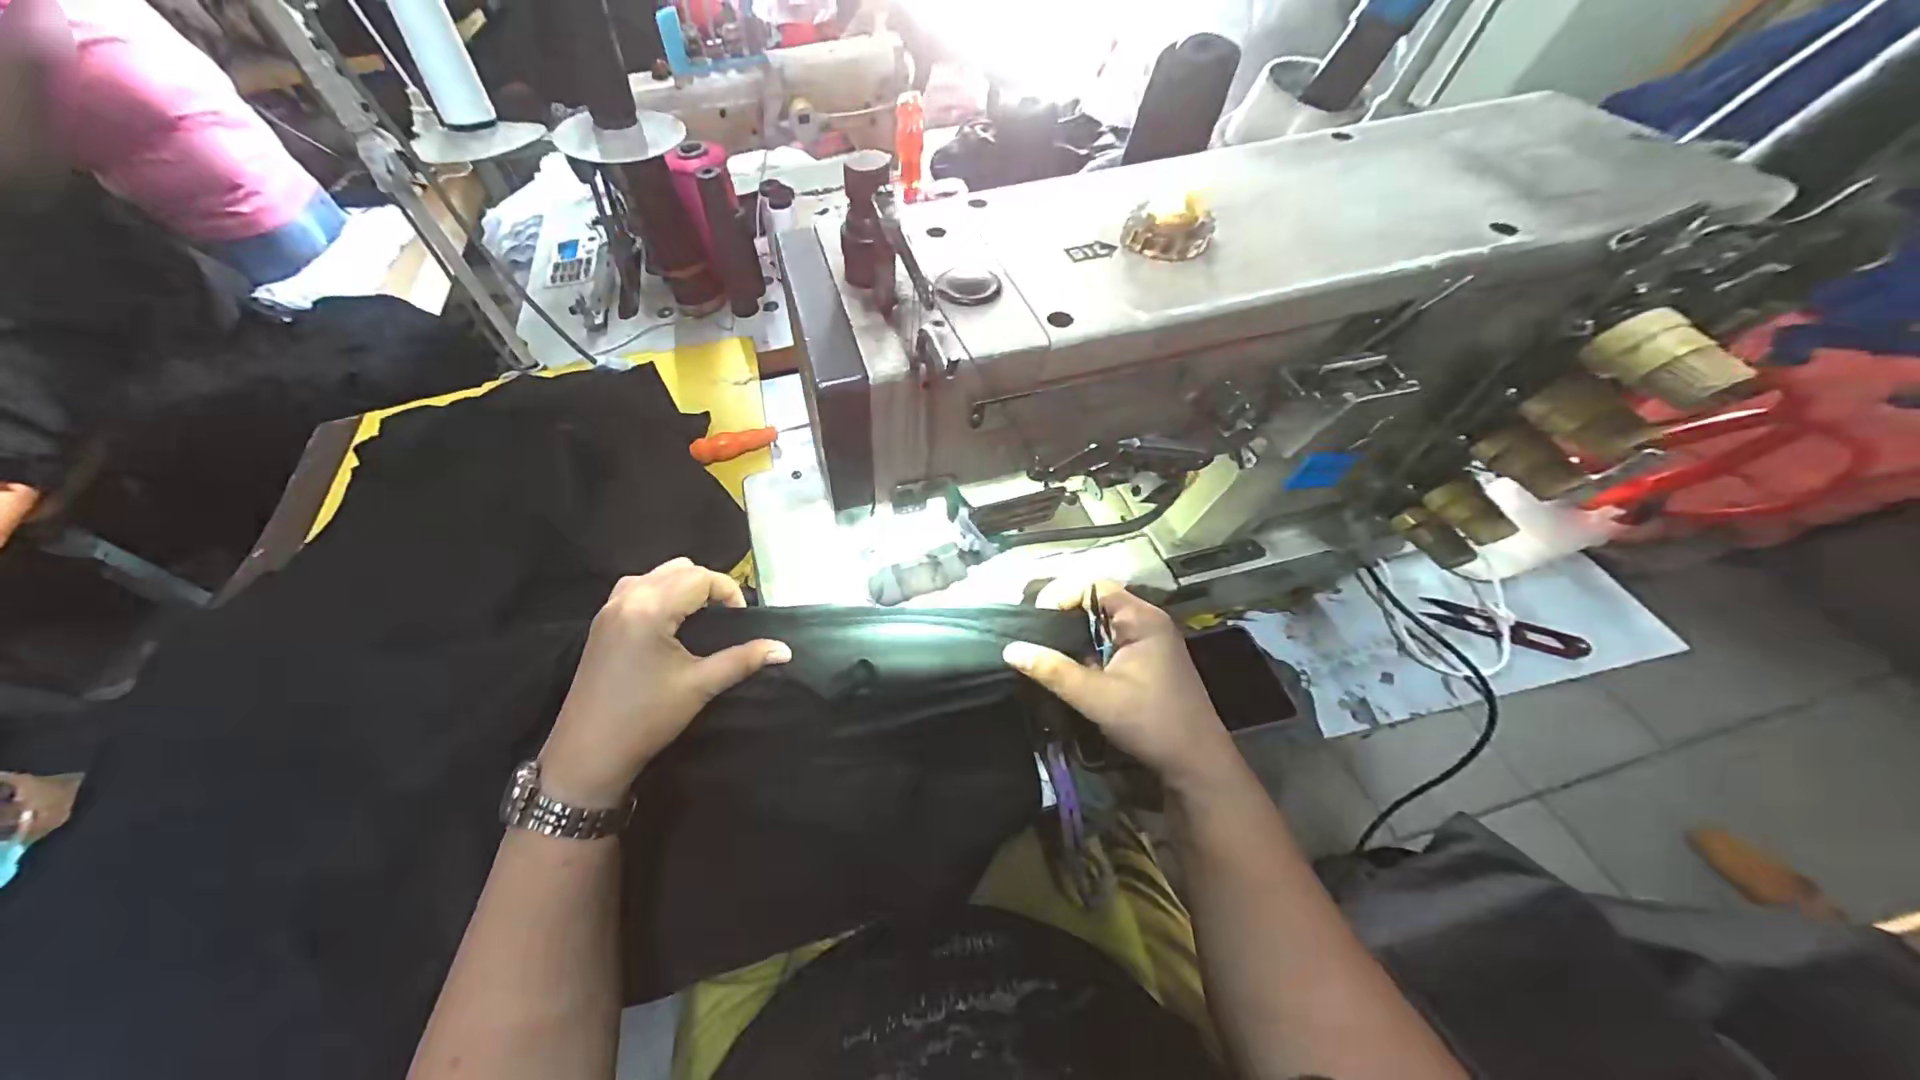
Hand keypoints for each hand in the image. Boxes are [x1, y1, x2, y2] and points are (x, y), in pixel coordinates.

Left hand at [540, 558, 789, 806]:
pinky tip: (671, 623)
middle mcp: (627, 598)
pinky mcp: (601, 622)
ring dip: (684, 587)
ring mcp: (610, 608)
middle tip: (724, 619)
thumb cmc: (646, 719)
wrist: (587, 753)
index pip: (701, 577)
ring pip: (658, 574)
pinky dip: (661, 593)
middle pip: (680, 570)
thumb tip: (784, 650)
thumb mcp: (700, 686)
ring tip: (700, 619)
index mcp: (650, 609)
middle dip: (709, 587)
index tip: (741, 620)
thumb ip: (743, 660)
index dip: (729, 592)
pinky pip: (637, 587)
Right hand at [1003, 581, 1235, 788]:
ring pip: (1101, 626)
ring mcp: (1148, 643)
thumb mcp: (1097, 698)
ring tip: (1042, 651)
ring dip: (1074, 636)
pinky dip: (1087, 651)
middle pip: (1096, 603)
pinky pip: (1109, 644)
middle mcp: (1147, 622)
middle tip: (1031, 635)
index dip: (1062, 596)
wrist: (1196, 764)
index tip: (1035, 621)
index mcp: (1142, 619)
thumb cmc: (1152, 723)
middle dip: (1062, 616)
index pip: (1094, 586)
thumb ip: (1054, 671)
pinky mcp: (1145, 662)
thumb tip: (1011, 649)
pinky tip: (1067, 668)